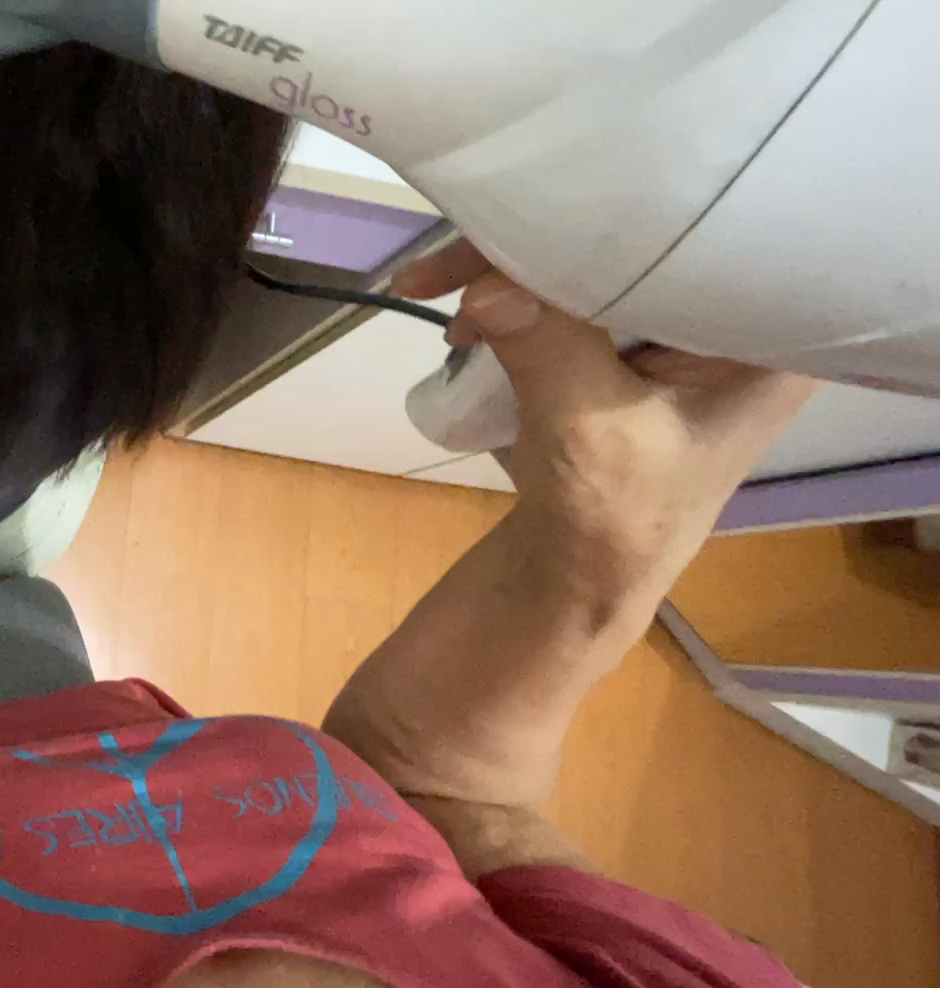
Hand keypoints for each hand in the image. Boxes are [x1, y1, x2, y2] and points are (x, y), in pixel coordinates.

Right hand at [394, 241, 815, 597]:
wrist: (584, 560)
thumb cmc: (611, 511)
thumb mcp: (585, 433)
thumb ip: (546, 355)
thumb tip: (485, 290)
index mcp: (758, 323)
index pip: (675, 237)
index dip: (591, 223)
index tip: (502, 231)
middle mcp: (722, 306)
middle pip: (622, 241)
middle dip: (523, 253)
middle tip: (433, 274)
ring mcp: (667, 323)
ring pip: (582, 265)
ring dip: (504, 279)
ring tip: (444, 310)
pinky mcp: (621, 341)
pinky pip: (562, 296)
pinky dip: (508, 303)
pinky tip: (471, 325)